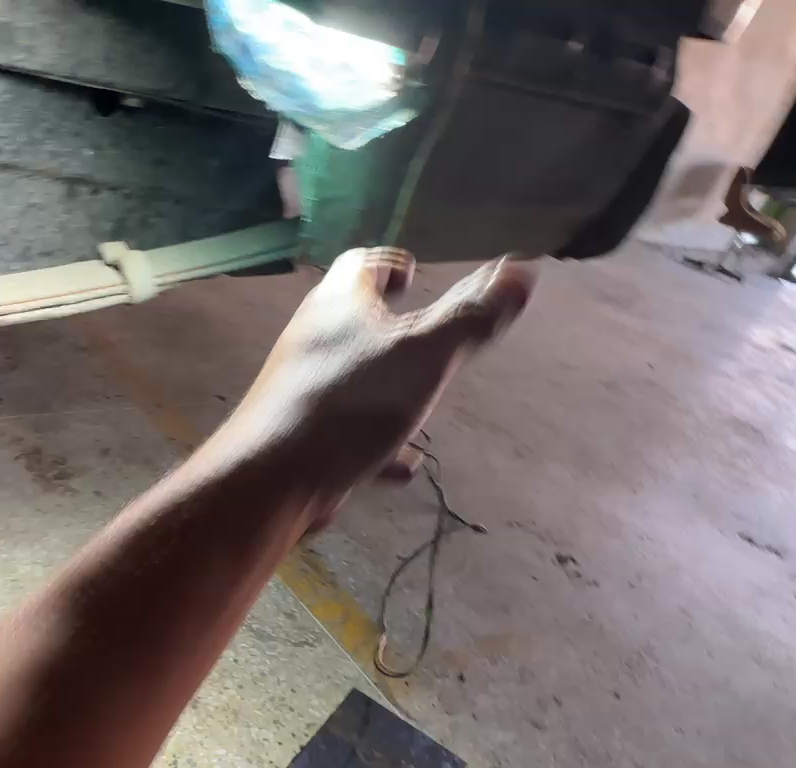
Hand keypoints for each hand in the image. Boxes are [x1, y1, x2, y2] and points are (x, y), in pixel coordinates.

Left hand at [211, 248, 534, 519]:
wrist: (273, 476)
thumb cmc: (352, 402)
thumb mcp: (425, 356)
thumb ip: (471, 317)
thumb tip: (523, 269)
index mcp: (340, 302)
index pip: (361, 263)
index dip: (388, 263)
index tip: (411, 274)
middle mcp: (312, 338)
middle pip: (351, 318)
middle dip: (388, 325)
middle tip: (423, 334)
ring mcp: (300, 388)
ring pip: (348, 376)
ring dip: (382, 383)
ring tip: (418, 396)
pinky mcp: (296, 435)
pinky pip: (343, 429)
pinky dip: (374, 439)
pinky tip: (402, 465)